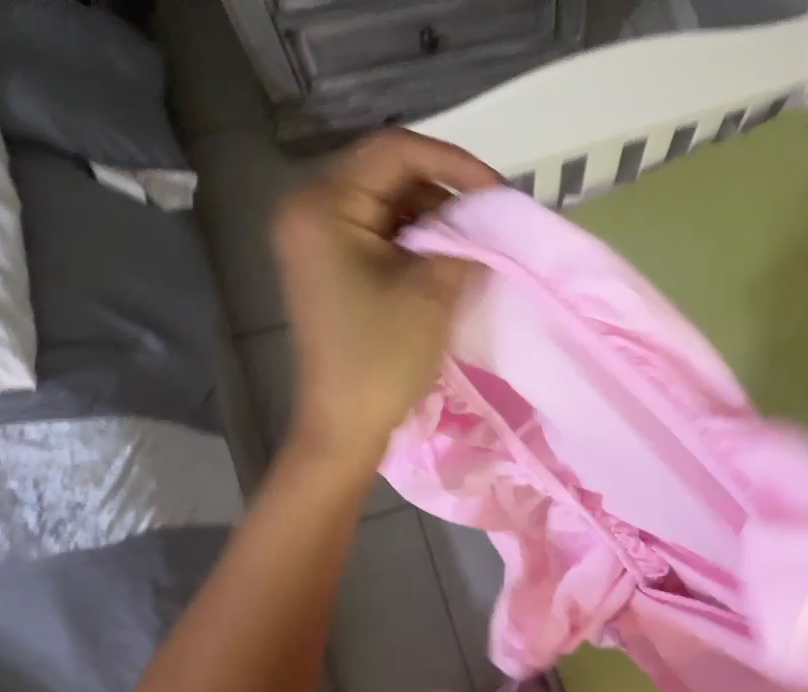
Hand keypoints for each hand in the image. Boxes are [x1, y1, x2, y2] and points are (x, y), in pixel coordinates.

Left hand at [274, 129, 500, 462]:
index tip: (500, 192)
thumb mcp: (432, 289)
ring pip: (385, 203)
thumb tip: (485, 220)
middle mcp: (308, 209)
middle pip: (387, 173)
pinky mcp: (327, 266)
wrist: (345, 424)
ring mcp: (315, 239)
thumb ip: (462, 240)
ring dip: (432, 218)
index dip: (455, 163)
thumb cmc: (384, 356)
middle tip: (491, 217)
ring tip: (474, 244)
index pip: (395, 151)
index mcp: (323, 204)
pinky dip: (414, 240)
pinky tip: (446, 261)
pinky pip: (376, 233)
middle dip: (444, 191)